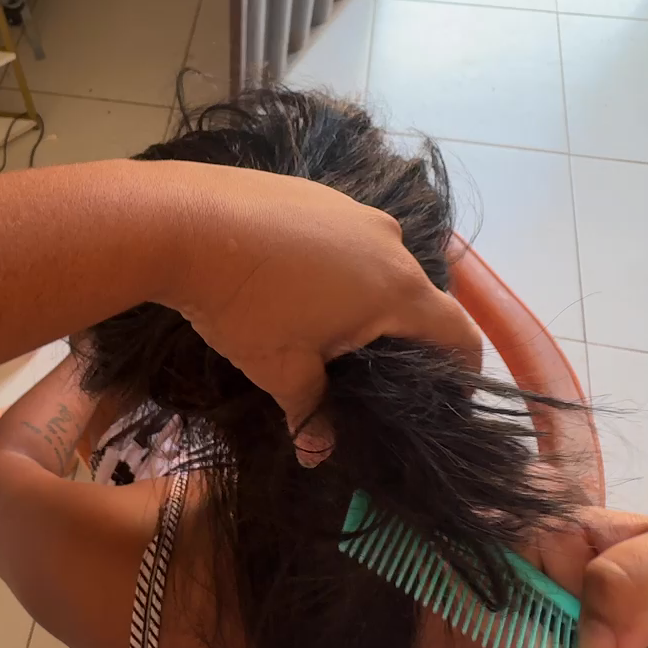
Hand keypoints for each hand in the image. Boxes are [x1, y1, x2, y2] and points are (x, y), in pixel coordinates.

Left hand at [146, 161, 483, 464]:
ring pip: (376, 260)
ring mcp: (350, 207)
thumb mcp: (280, 367)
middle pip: (416, 294)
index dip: (462, 369)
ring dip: (364, 292)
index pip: (457, 332)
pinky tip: (293, 276)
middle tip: (370, 365)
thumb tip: (317, 456)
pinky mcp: (314, 190)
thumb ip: (311, 413)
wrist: (185, 222)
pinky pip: (342, 233)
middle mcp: (387, 239)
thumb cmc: (245, 303)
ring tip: (326, 320)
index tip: (447, 395)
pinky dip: (333, 259)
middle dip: (402, 332)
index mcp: (395, 287)